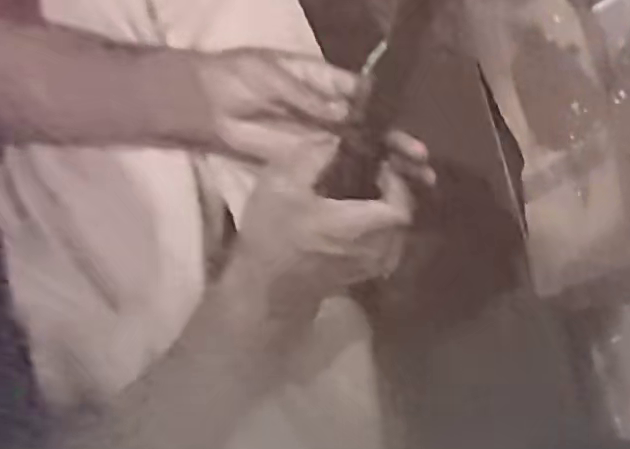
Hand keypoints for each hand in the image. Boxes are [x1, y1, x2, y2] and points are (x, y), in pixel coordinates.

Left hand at [192, 48, 433, 180]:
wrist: (205, 105)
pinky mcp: (326, 163)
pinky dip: (378, 182)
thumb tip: (345, 116)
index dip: (385, 111)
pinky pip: (356, 172)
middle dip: (401, 144)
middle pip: (377, 131)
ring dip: (400, 167)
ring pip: (375, 154)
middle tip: (421, 159)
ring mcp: (335, 141)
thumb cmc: (235, 78)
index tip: (402, 125)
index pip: (364, 97)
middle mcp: (339, 114)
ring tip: (424, 179)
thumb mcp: (268, 77)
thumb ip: (307, 97)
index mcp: (328, 87)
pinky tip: (399, 192)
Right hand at [221, 138, 414, 325]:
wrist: (277, 282)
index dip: (397, 182)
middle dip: (395, 191)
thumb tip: (335, 139)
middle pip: (405, 216)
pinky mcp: (379, 269)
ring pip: (401, 229)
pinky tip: (364, 210)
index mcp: (363, 226)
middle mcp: (383, 248)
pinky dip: (384, 223)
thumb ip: (312, 158)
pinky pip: (392, 241)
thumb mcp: (281, 185)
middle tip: (376, 170)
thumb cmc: (275, 231)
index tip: (380, 162)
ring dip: (390, 207)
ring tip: (369, 186)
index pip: (401, 205)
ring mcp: (385, 262)